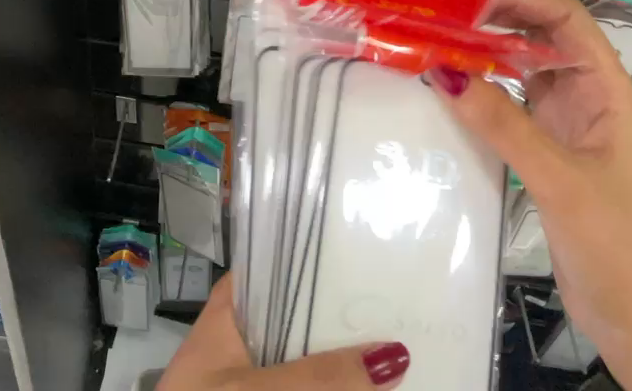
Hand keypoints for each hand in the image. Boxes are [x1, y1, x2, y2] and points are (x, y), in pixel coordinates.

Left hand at [156, 276, 411, 390]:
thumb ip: (320, 377)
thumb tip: (395, 354)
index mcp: (226, 318)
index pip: (270, 269)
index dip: (312, 260)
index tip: (363, 254)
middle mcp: (240, 346)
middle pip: (298, 320)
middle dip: (344, 320)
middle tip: (401, 308)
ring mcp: (252, 383)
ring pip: (308, 363)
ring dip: (346, 365)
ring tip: (405, 349)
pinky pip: (308, 389)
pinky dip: (337, 389)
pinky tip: (380, 389)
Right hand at [428, 0, 631, 390]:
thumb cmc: (621, 250)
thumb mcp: (561, 182)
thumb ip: (503, 125)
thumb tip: (442, 70)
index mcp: (609, 93)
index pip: (565, 20)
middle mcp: (588, 100)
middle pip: (538, 40)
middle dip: (491, 21)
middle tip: (432, 13)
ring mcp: (567, 128)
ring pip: (521, 74)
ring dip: (482, 56)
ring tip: (430, 42)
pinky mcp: (548, 155)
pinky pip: (510, 109)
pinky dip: (480, 94)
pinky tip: (446, 94)